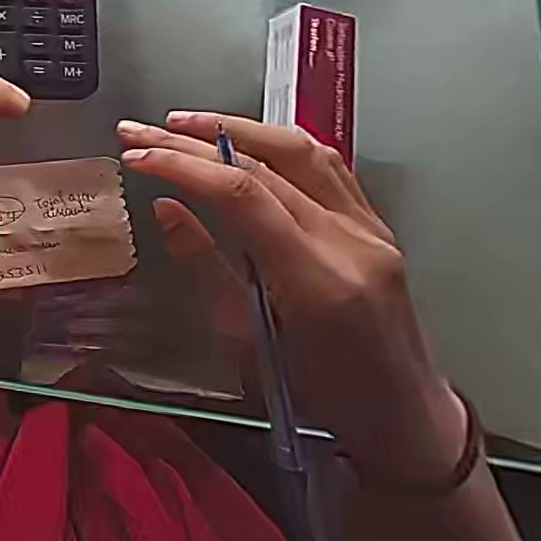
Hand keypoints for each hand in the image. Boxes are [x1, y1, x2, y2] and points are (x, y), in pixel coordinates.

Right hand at [117, 113, 466, 483]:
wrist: (403, 418)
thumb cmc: (320, 397)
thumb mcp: (245, 342)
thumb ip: (204, 266)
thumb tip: (166, 207)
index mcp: (316, 281)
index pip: (242, 195)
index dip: (183, 166)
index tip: (137, 158)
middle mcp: (350, 242)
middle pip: (262, 166)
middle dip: (191, 142)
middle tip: (140, 132)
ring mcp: (369, 228)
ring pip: (297, 150)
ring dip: (234, 128)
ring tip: (182, 122)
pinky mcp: (374, 222)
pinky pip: (323, 163)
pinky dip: (274, 141)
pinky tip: (242, 135)